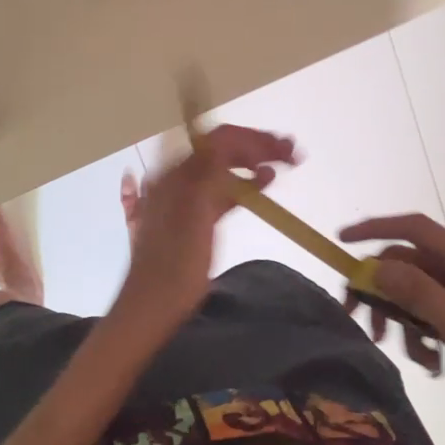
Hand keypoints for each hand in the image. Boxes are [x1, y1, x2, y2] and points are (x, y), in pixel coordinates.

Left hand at [114, 125, 297, 332]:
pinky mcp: (189, 221)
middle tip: (292, 153)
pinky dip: (241, 185)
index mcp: (173, 176)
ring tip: (284, 165)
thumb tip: (224, 136)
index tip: (284, 148)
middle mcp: (175, 181)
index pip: (216, 140)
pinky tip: (262, 185)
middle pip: (219, 151)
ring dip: (252, 164)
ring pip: (220, 171)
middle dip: (256, 147)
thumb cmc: (174, 268)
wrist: (151, 307)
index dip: (252, 139)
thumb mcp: (193, 217)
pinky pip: (217, 193)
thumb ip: (207, 174)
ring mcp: (181, 201)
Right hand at [338, 213, 444, 430]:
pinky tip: (427, 361)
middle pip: (406, 265)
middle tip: (355, 318)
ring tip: (398, 350)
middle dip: (378, 290)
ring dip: (398, 320)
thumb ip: (419, 294)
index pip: (415, 229)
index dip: (376, 228)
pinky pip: (427, 316)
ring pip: (412, 294)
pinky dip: (417, 335)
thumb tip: (376, 267)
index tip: (341, 241)